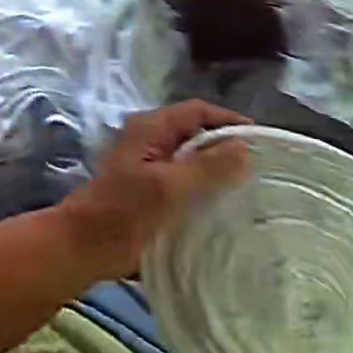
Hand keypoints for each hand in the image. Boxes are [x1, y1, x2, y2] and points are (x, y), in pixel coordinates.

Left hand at [56, 101, 252, 278]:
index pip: (196, 111)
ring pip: (190, 154)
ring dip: (217, 165)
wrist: (87, 242)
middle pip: (194, 130)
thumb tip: (242, 145)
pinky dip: (205, 183)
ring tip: (254, 187)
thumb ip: (205, 166)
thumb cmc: (124, 210)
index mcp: (149, 127)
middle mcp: (148, 137)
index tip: (263, 140)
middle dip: (225, 143)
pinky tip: (226, 203)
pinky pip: (184, 175)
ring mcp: (147, 161)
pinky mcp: (149, 185)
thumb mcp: (168, 187)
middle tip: (265, 168)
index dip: (228, 120)